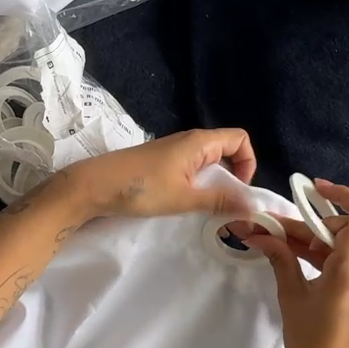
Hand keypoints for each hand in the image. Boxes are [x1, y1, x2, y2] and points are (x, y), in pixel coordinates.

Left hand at [55, 129, 256, 221]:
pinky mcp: (161, 163)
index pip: (240, 139)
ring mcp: (174, 151)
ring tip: (207, 209)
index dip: (248, 162)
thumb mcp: (184, 197)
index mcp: (199, 142)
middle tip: (227, 205)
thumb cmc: (141, 187)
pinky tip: (187, 204)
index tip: (240, 190)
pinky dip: (197, 185)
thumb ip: (220, 201)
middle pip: (226, 150)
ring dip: (214, 184)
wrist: (94, 185)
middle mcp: (189, 141)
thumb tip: (254, 206)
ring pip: (207, 163)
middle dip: (233, 176)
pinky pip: (191, 169)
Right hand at [238, 181, 348, 347]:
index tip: (304, 212)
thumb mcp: (291, 297)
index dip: (332, 211)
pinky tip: (303, 251)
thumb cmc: (312, 344)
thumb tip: (261, 234)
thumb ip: (281, 259)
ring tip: (292, 233)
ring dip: (332, 228)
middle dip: (345, 201)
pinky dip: (334, 246)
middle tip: (315, 193)